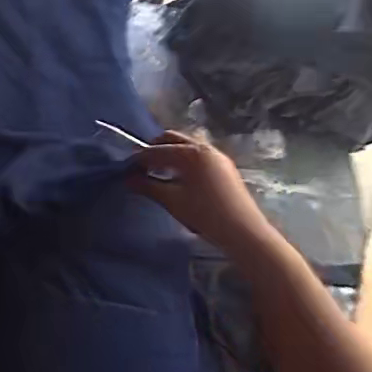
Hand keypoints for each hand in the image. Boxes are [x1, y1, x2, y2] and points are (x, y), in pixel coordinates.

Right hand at [127, 131, 282, 255]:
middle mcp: (203, 148)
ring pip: (186, 145)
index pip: (155, 150)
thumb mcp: (171, 200)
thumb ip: (147, 186)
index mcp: (189, 153)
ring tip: (159, 171)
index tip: (126, 169)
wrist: (244, 232)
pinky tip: (179, 177)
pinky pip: (197, 155)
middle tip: (142, 166)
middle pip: (171, 139)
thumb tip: (127, 179)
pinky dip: (183, 159)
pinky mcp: (225, 167)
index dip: (138, 159)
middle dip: (154, 149)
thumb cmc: (204, 214)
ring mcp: (217, 156)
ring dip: (170, 153)